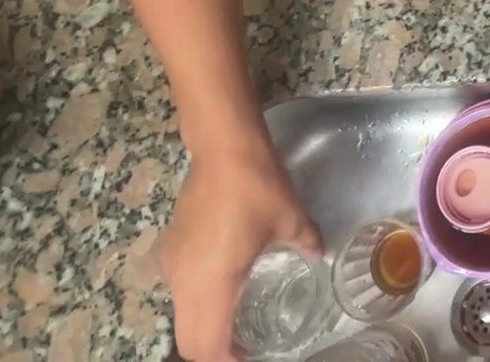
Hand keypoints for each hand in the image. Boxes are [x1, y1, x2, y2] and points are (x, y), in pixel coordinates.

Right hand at [162, 147, 321, 360]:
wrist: (224, 149)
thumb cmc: (258, 188)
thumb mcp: (290, 218)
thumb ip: (306, 242)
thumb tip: (318, 254)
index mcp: (212, 285)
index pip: (207, 345)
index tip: (249, 359)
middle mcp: (185, 283)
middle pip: (188, 340)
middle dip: (212, 353)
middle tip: (242, 350)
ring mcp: (173, 265)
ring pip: (181, 315)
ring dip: (204, 328)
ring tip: (235, 324)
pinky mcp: (171, 246)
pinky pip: (180, 289)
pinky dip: (198, 303)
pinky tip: (224, 286)